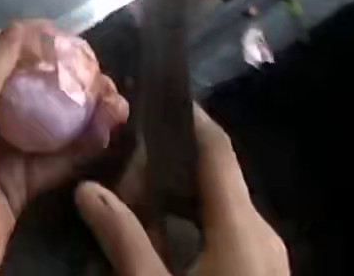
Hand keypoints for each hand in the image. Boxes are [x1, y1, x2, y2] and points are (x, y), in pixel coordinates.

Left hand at [0, 22, 129, 275]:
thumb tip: (19, 25)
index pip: (1, 52)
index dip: (33, 40)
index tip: (67, 35)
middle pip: (32, 85)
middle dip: (67, 76)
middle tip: (102, 74)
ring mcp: (7, 150)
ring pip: (50, 120)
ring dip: (83, 109)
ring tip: (117, 102)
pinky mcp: (24, 183)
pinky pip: (57, 158)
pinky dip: (82, 146)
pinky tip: (107, 135)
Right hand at [74, 106, 289, 275]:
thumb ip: (122, 238)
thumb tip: (87, 186)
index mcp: (243, 230)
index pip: (217, 148)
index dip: (187, 115)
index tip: (148, 95)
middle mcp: (261, 237)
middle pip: (210, 177)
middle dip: (161, 168)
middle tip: (118, 173)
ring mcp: (266, 264)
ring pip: (215, 208)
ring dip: (172, 201)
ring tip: (129, 206)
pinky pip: (223, 236)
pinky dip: (188, 228)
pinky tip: (155, 244)